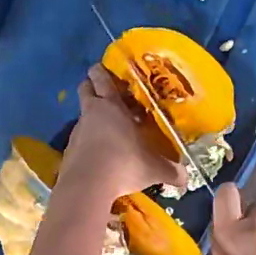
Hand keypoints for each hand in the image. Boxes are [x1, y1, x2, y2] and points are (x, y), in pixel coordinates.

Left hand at [62, 66, 186, 199]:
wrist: (86, 186)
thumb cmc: (123, 165)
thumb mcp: (153, 169)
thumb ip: (171, 171)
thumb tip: (186, 179)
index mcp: (111, 106)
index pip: (103, 79)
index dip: (102, 72)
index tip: (103, 68)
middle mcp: (91, 113)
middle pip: (86, 89)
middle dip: (92, 86)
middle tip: (105, 93)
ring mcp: (77, 131)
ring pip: (83, 116)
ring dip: (93, 118)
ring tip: (109, 131)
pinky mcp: (69, 150)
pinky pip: (80, 139)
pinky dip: (88, 141)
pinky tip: (100, 154)